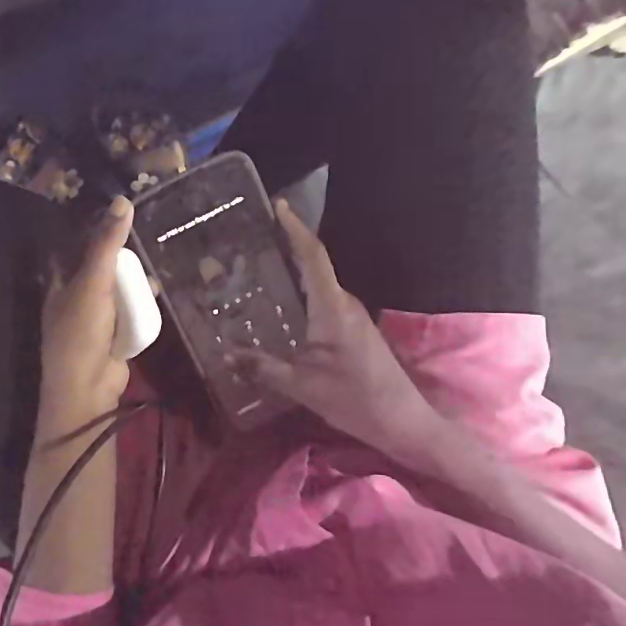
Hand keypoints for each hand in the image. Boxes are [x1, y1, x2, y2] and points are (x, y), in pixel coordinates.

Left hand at [37, 196, 133, 439]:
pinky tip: (156, 291)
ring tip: (154, 260)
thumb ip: (107, 244)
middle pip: (98, 267)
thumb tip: (123, 201)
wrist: (89, 386)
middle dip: (118, 254)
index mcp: (60, 283)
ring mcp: (96, 317)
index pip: (73, 247)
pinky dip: (140, 301)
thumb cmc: (81, 331)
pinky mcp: (114, 333)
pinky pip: (129, 310)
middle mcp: (75, 297)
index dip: (91, 230)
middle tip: (142, 233)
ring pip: (116, 288)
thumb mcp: (93, 282)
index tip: (115, 213)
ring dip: (132, 278)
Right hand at [236, 200, 441, 460]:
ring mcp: (351, 315)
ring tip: (256, 269)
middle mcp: (344, 302)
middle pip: (314, 265)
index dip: (295, 228)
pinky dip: (300, 294)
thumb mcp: (302, 386)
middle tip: (249, 242)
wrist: (401, 420)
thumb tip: (224, 353)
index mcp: (332, 306)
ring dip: (291, 273)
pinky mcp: (353, 329)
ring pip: (317, 284)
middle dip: (285, 248)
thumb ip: (263, 366)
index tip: (277, 206)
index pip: (313, 255)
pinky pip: (322, 300)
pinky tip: (279, 305)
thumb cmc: (354, 399)